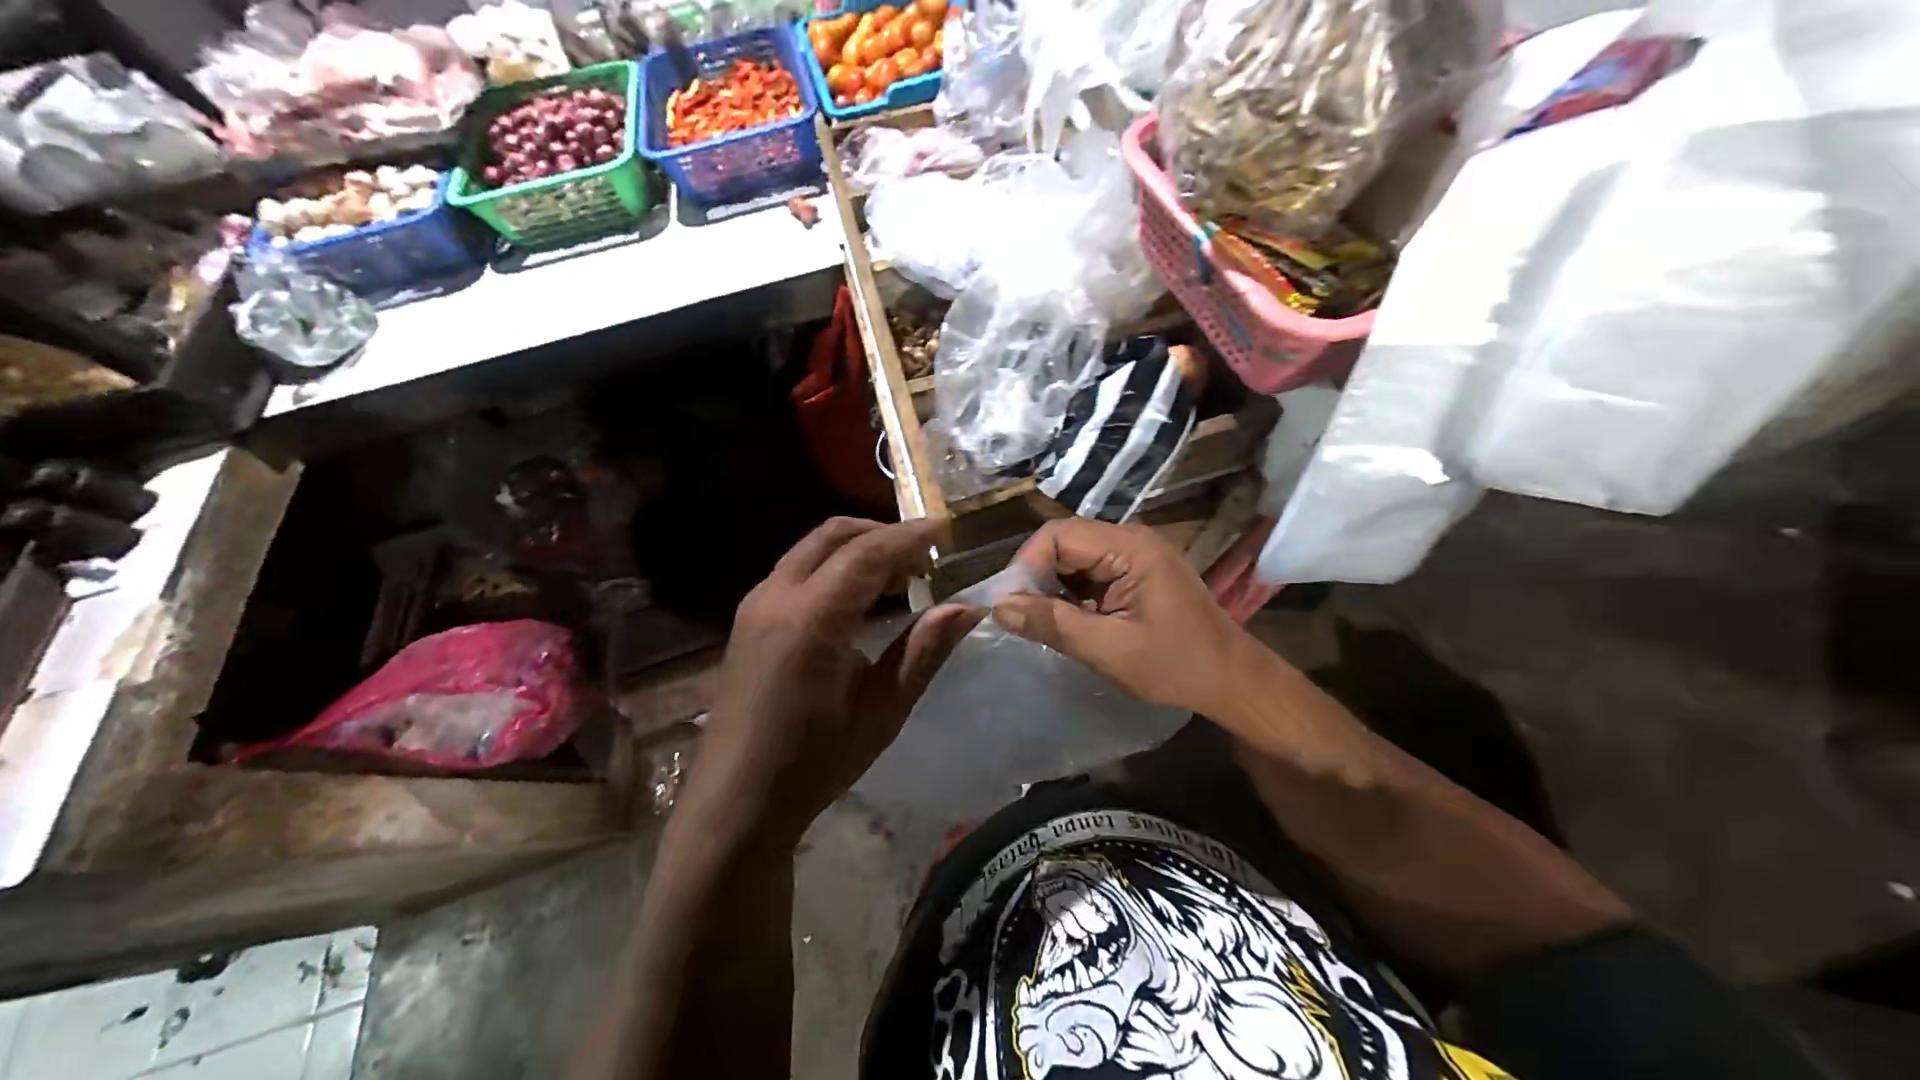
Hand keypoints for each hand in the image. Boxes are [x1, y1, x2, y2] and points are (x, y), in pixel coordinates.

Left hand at [685, 517, 982, 847]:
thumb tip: (966, 608)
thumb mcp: (882, 711)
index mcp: (812, 618)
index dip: (910, 537)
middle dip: (883, 534)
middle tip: (924, 558)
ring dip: (857, 550)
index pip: (868, 553)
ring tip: (899, 578)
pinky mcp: (748, 620)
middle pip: (834, 536)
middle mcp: (776, 596)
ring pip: (812, 549)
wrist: (737, 801)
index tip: (946, 530)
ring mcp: (756, 605)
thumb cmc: (815, 762)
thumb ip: (924, 651)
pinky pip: (796, 571)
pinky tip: (858, 600)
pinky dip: (833, 568)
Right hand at [992, 519, 1261, 721]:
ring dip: (1051, 588)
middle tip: (1022, 618)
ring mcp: (1133, 555)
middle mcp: (1130, 539)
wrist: (1231, 679)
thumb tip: (999, 608)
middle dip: (1036, 578)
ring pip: (1071, 558)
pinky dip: (1069, 595)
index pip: (1058, 536)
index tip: (1011, 606)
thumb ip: (1053, 625)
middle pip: (1062, 543)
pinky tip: (1068, 622)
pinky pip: (1087, 572)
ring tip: (1043, 623)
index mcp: (1131, 548)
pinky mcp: (1133, 573)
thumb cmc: (1177, 666)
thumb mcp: (1110, 650)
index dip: (1026, 565)